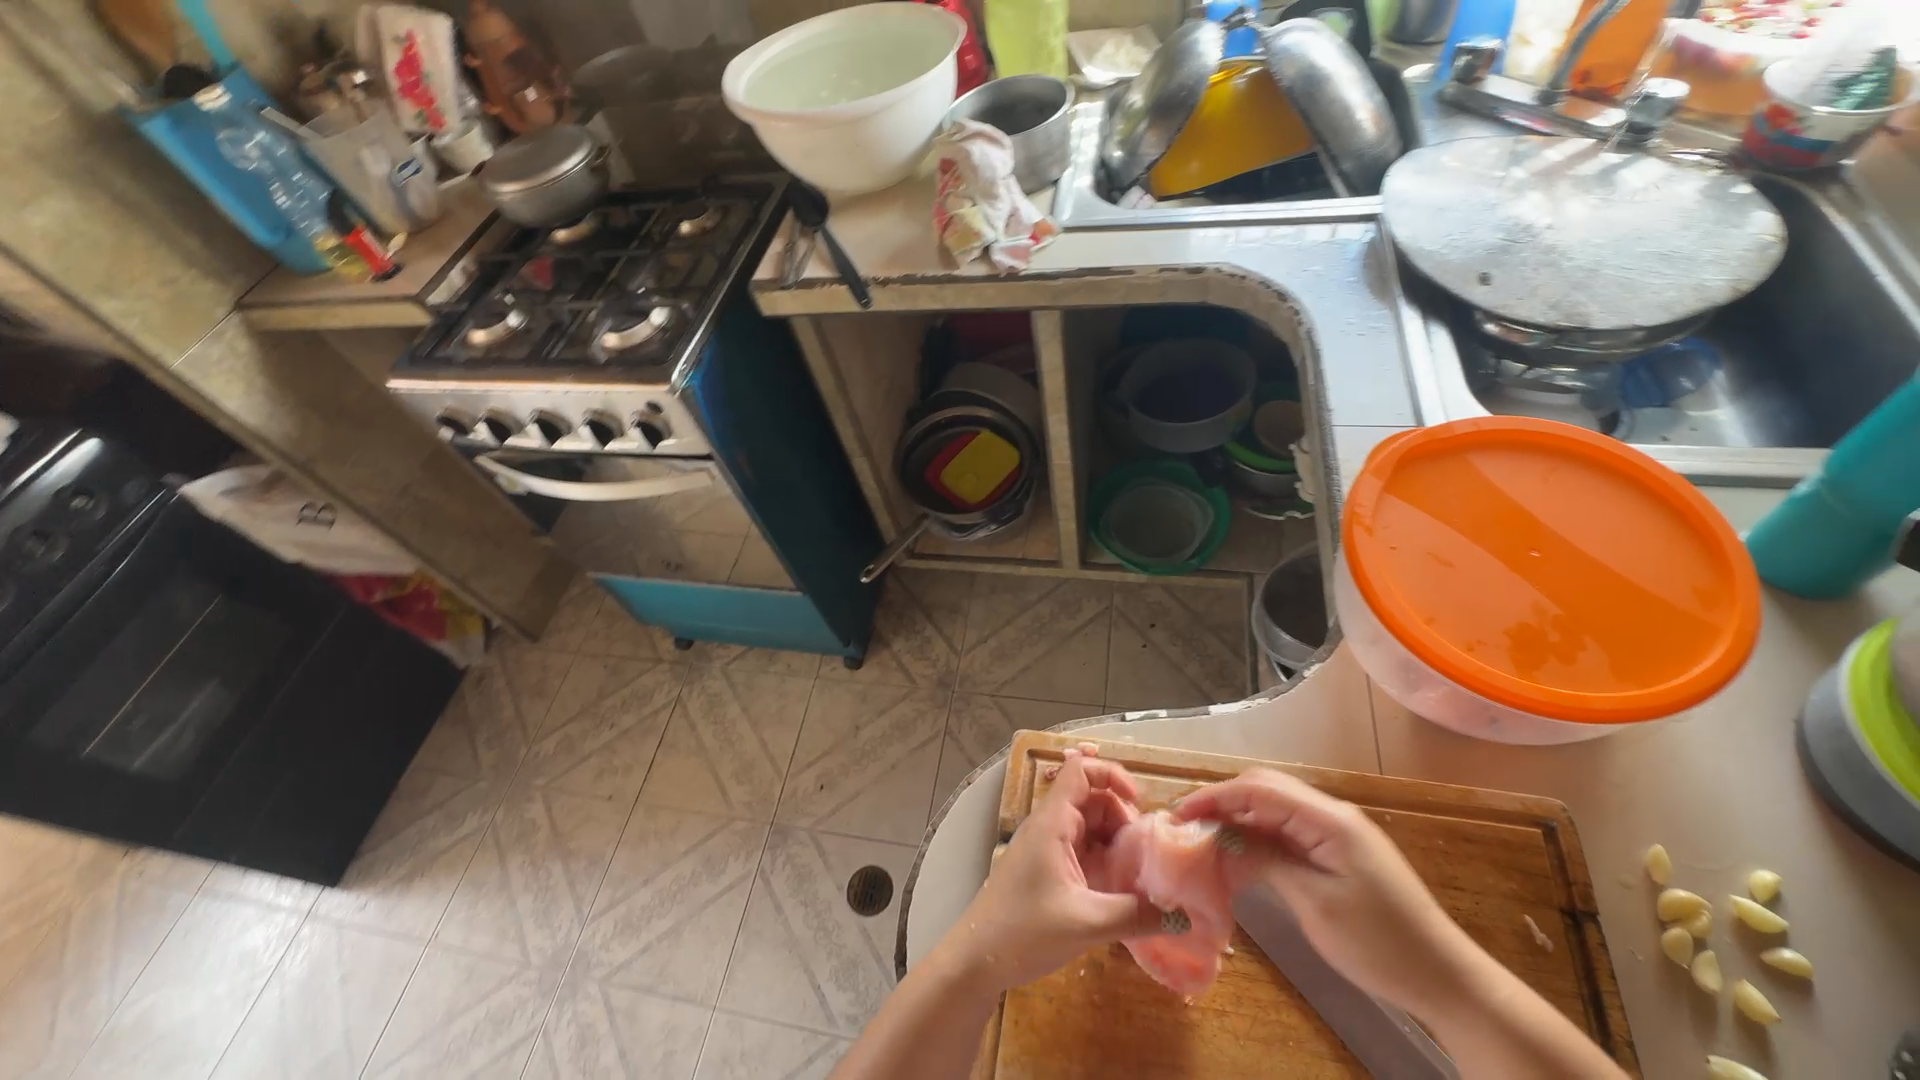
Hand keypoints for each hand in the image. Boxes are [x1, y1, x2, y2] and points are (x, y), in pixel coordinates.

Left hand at [937, 747, 1164, 994]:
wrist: (976, 960)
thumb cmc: (1023, 931)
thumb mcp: (1087, 923)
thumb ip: (1136, 915)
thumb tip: (1183, 915)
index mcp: (1052, 823)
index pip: (1081, 771)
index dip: (1113, 775)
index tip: (1140, 802)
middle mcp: (1050, 828)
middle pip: (1093, 800)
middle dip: (1124, 818)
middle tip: (1147, 852)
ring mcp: (1048, 849)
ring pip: (1091, 828)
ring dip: (1117, 843)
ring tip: (1140, 873)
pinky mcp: (1049, 872)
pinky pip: (1084, 852)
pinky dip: (1106, 862)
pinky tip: (1123, 890)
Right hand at [1172, 768, 1477, 1016]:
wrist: (1442, 977)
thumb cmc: (1380, 944)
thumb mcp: (1316, 904)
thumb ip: (1267, 860)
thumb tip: (1222, 837)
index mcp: (1330, 820)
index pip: (1259, 789)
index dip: (1214, 796)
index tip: (1177, 815)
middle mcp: (1331, 815)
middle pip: (1264, 789)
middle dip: (1221, 802)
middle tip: (1184, 827)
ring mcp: (1334, 833)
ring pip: (1273, 809)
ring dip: (1236, 819)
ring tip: (1200, 840)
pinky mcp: (1334, 853)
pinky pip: (1286, 833)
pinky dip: (1256, 838)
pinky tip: (1235, 857)